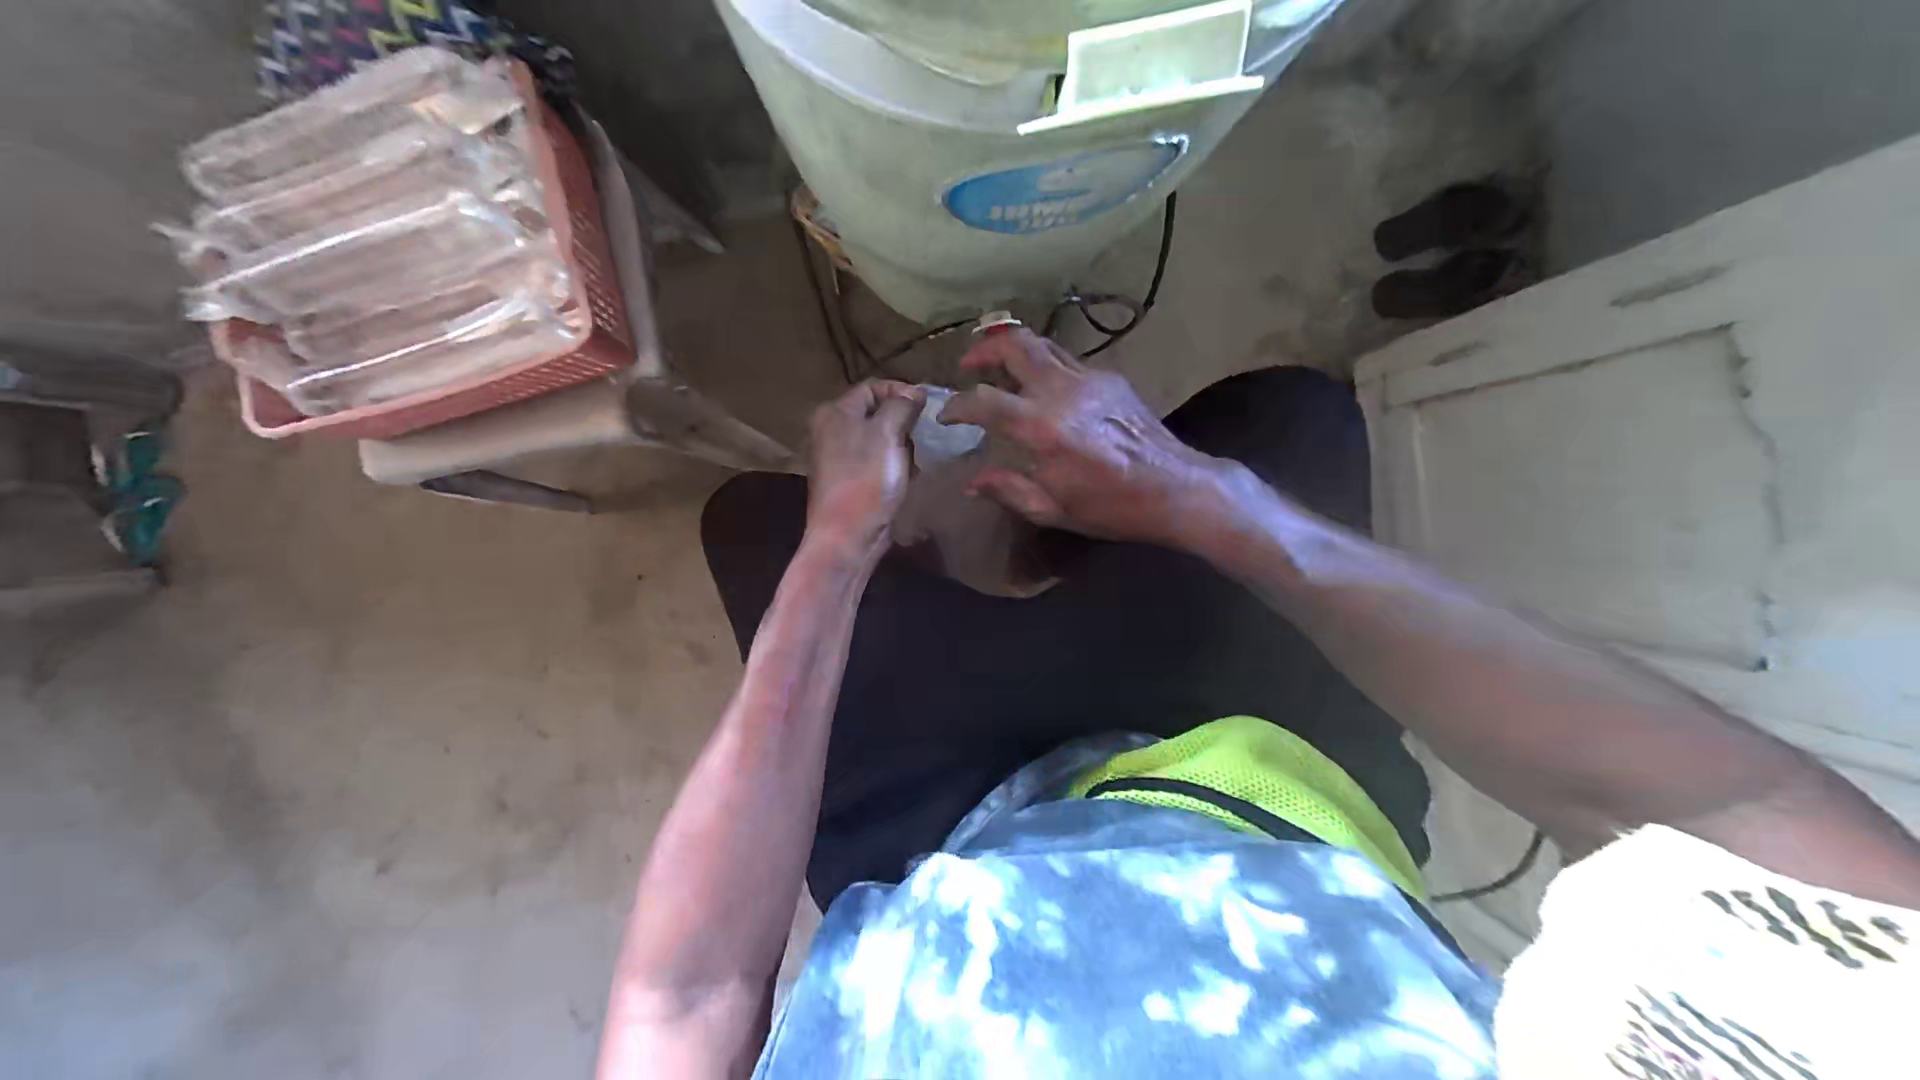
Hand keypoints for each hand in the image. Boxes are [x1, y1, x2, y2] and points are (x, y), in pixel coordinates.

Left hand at [804, 380, 926, 555]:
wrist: (848, 535)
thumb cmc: (866, 478)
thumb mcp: (887, 433)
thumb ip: (901, 406)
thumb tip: (915, 393)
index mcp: (834, 412)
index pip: (872, 387)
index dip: (901, 390)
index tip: (928, 406)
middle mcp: (830, 430)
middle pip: (874, 412)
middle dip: (904, 419)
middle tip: (929, 430)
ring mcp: (837, 457)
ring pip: (877, 438)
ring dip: (902, 443)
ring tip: (923, 452)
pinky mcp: (848, 480)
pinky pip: (875, 460)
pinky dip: (893, 461)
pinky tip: (911, 472)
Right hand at [938, 330, 1232, 548]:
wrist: (1177, 489)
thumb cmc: (1112, 508)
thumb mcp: (1054, 510)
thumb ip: (1008, 490)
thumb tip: (971, 482)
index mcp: (1044, 429)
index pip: (985, 400)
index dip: (958, 405)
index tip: (947, 415)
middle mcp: (1063, 392)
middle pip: (1015, 345)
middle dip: (984, 349)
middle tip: (968, 365)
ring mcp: (1090, 379)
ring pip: (1042, 344)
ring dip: (1013, 349)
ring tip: (999, 366)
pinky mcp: (1110, 378)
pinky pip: (1066, 360)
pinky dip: (1044, 365)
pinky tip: (1042, 388)